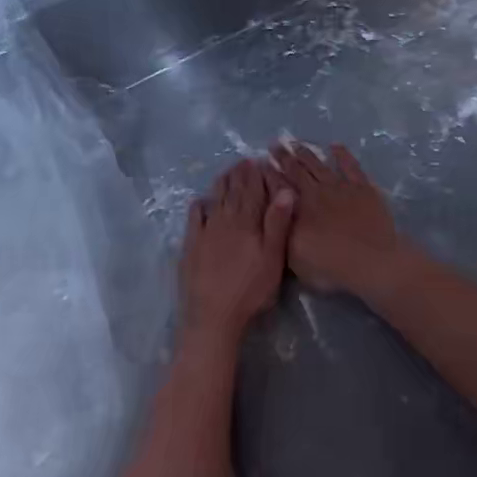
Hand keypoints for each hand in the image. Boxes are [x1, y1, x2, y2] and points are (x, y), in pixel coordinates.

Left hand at [179, 159, 295, 341]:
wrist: (213, 315)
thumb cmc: (250, 289)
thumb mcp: (273, 258)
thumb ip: (278, 223)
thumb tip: (285, 190)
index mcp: (247, 223)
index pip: (252, 192)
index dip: (256, 176)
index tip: (259, 161)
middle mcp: (225, 221)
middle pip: (233, 193)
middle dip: (239, 176)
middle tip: (243, 161)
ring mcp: (205, 233)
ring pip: (214, 201)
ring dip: (221, 185)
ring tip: (226, 173)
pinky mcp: (190, 247)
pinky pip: (194, 219)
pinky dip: (199, 206)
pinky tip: (200, 201)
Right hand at [269, 144, 413, 296]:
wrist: (371, 262)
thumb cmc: (330, 265)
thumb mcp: (293, 255)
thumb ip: (281, 231)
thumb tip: (273, 210)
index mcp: (298, 207)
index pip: (278, 185)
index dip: (269, 173)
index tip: (260, 162)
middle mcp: (317, 191)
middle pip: (297, 170)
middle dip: (283, 157)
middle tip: (274, 144)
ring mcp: (341, 187)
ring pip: (320, 164)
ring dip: (306, 153)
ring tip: (295, 143)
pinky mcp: (363, 188)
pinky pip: (350, 166)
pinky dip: (342, 155)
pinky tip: (335, 146)